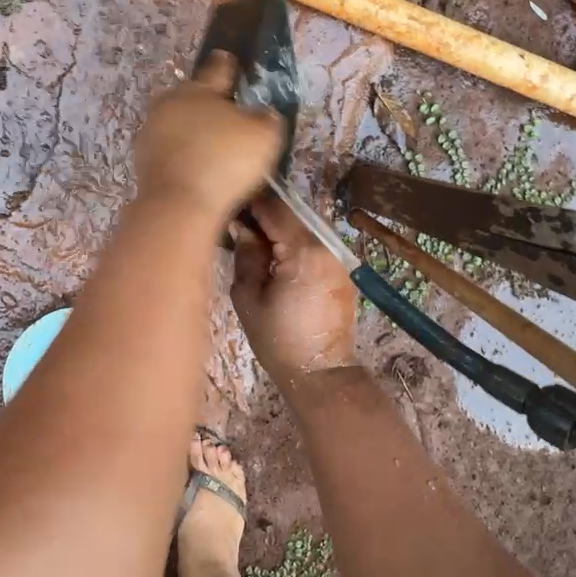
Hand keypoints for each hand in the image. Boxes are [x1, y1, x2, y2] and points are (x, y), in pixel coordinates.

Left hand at [133, 53, 284, 219]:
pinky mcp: (143, 161)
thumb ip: (266, 118)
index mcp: (199, 89)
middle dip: (204, 99)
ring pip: (176, 122)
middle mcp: (170, 104)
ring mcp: (151, 133)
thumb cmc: (225, 161)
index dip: (228, 65)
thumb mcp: (264, 135)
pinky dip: (182, 154)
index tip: (229, 59)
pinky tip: (195, 166)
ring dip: (190, 129)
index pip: (218, 69)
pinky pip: (169, 149)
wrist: (179, 204)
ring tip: (210, 144)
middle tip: (222, 111)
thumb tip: (262, 114)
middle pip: (190, 94)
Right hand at [230, 196, 358, 389]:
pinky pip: (316, 245)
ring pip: (305, 228)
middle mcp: (327, 247)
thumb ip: (245, 256)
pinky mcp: (343, 271)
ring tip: (257, 242)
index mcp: (303, 251)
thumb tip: (242, 227)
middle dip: (267, 216)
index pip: (275, 210)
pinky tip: (278, 258)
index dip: (252, 204)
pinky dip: (296, 244)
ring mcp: (339, 258)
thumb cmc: (278, 339)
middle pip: (293, 215)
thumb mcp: (248, 298)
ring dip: (282, 229)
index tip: (232, 207)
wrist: (321, 372)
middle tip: (241, 225)